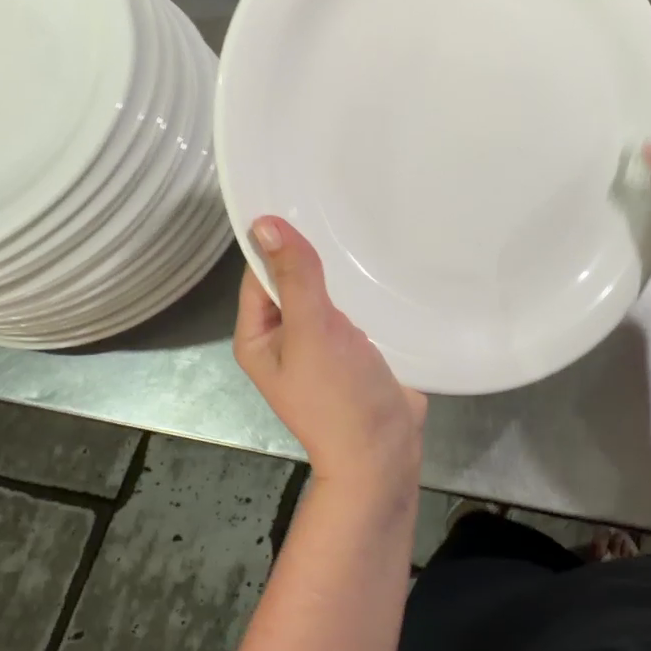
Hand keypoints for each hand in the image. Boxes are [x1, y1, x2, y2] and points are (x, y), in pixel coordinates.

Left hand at [235, 217, 427, 490]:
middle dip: (319, 251)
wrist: (384, 451)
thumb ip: (295, 277)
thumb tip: (265, 223)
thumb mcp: (311, 332)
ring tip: (373, 227)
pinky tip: (390, 267)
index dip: (279, 240)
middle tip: (348, 206)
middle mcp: (289, 337)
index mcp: (260, 335)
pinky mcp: (361, 348)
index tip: (307, 200)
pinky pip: (360, 308)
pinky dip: (371, 290)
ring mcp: (327, 344)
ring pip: (332, 293)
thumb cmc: (337, 396)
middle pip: (298, 280)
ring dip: (348, 271)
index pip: (262, 274)